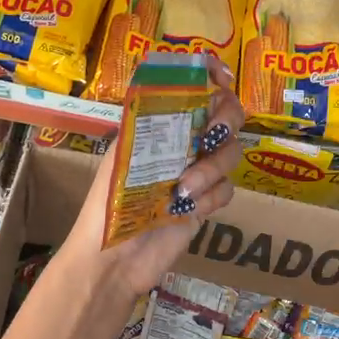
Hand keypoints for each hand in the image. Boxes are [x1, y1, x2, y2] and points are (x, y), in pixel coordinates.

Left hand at [65, 57, 246, 294]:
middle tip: (212, 133)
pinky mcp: (207, 204)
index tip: (220, 78)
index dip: (212, 78)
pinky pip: (227, 188)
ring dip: (211, 167)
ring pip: (230, 151)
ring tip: (184, 189)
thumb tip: (172, 84)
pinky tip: (189, 210)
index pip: (194, 90)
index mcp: (160, 125)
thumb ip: (150, 122)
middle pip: (227, 115)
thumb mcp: (123, 155)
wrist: (113, 260)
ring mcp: (198, 172)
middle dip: (225, 118)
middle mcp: (183, 143)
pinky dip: (211, 197)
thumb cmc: (108, 203)